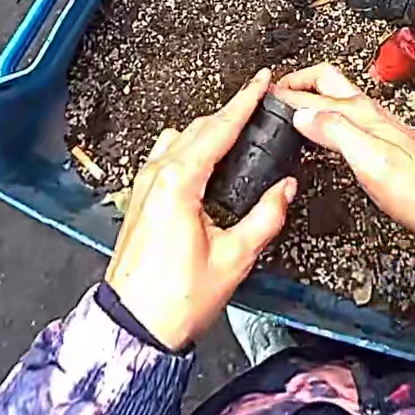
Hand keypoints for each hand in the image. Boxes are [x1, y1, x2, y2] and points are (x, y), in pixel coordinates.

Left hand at [105, 69, 295, 350]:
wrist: (130, 333)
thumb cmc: (174, 301)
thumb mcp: (234, 259)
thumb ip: (266, 217)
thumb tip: (285, 189)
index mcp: (179, 183)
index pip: (219, 127)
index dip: (245, 100)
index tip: (262, 80)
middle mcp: (158, 177)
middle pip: (201, 127)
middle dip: (232, 110)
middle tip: (258, 99)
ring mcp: (145, 186)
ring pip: (182, 137)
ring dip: (211, 126)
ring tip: (236, 125)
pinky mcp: (140, 199)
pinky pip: (167, 153)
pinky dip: (191, 143)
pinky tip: (202, 154)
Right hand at [275, 64, 414, 238]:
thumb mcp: (371, 160)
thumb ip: (336, 132)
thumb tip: (302, 114)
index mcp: (361, 114)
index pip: (314, 93)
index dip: (286, 93)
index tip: (263, 97)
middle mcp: (369, 112)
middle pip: (328, 80)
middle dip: (299, 79)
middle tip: (275, 90)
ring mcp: (377, 123)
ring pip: (336, 96)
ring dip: (311, 94)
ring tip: (291, 103)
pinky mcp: (382, 138)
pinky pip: (346, 114)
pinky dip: (325, 112)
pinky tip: (321, 127)